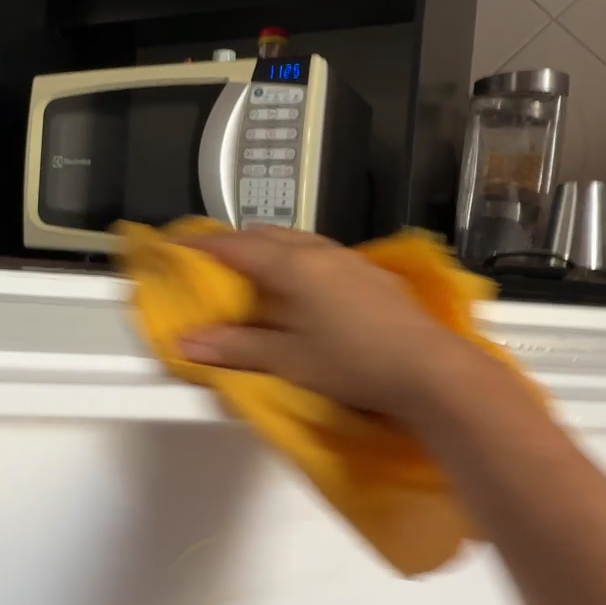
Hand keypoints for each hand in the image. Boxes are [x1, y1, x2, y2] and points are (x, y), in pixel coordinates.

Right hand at [175, 226, 467, 418]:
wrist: (429, 369)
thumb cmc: (353, 362)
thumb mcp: (288, 359)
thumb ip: (235, 347)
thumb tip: (188, 342)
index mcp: (292, 265)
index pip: (235, 246)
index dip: (201, 247)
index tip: (176, 248)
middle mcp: (319, 252)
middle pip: (265, 235)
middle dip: (233, 244)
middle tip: (210, 262)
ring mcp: (349, 259)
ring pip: (295, 240)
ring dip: (266, 248)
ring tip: (250, 269)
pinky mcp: (369, 273)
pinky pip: (318, 252)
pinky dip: (294, 258)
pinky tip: (299, 283)